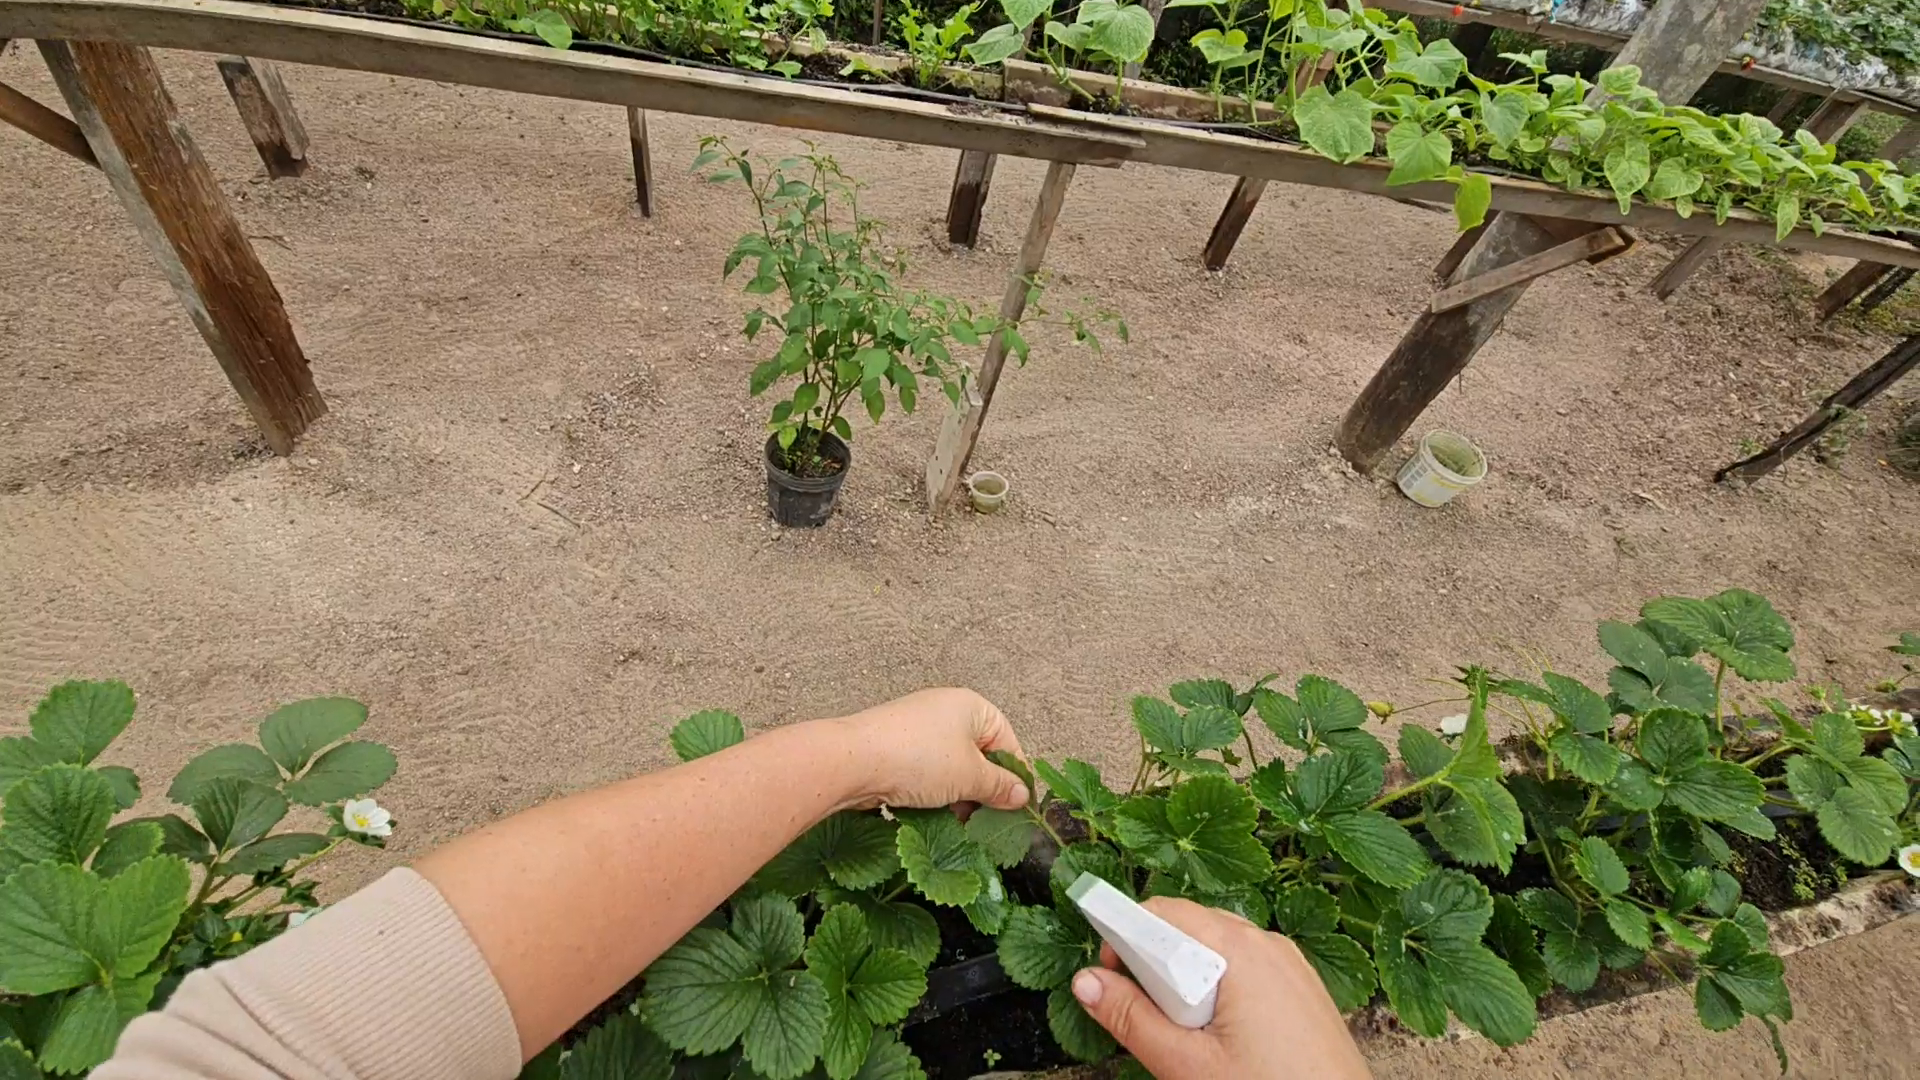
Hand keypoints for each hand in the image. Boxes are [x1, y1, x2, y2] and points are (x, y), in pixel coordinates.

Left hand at [828, 688, 1029, 812]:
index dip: (1015, 776)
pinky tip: (934, 818)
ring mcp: (920, 729)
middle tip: (987, 824)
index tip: (1020, 809)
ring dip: (959, 797)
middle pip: (980, 756)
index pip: (1008, 742)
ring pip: (953, 768)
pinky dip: (935, 794)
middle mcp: (947, 711)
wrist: (854, 761)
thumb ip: (1000, 787)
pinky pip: (928, 773)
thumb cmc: (919, 759)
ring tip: (959, 825)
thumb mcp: (969, 776)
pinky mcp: (898, 748)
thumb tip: (1022, 795)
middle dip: (985, 791)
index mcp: (971, 707)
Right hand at [1070, 897, 1370, 1079]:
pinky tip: (1221, 1035)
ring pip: (1215, 949)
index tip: (1108, 974)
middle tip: (1148, 1015)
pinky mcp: (1302, 986)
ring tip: (1189, 1034)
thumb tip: (1085, 981)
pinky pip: (1245, 967)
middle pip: (1188, 928)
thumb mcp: (1188, 1067)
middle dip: (1156, 963)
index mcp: (1239, 951)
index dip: (1124, 937)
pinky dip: (1220, 988)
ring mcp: (1288, 963)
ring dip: (1187, 978)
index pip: (1161, 913)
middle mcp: (1265, 943)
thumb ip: (1131, 1019)